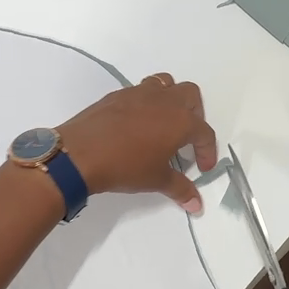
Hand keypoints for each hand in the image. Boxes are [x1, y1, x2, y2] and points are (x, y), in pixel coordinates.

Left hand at [56, 73, 216, 212]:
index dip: (207, 151)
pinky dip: (146, 102)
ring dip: (171, 99)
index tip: (202, 168)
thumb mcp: (156, 180)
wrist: (81, 153)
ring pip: (165, 84)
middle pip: (190, 95)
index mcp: (180, 120)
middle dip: (195, 114)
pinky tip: (136, 124)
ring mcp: (139, 93)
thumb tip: (197, 204)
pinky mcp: (117, 94)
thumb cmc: (126, 166)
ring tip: (164, 122)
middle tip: (187, 137)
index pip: (204, 133)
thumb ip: (180, 189)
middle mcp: (164, 100)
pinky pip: (140, 90)